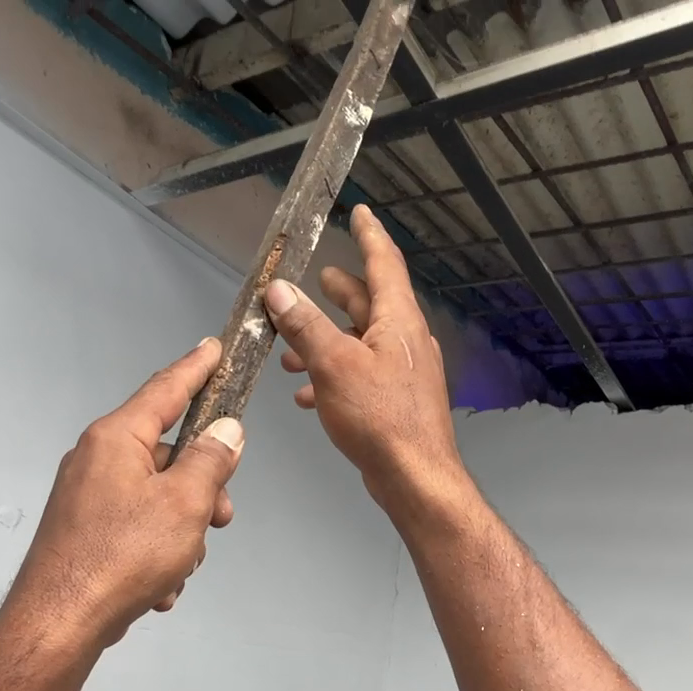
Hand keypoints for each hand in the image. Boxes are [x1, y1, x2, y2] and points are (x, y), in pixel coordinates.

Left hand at [5, 339, 244, 649]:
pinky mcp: (86, 530)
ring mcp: (89, 497)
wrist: (61, 621)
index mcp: (117, 439)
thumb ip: (211, 461)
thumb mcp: (185, 504)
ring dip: (183, 531)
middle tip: (220, 517)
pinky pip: (138, 529)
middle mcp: (97, 460)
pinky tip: (159, 585)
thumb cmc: (118, 558)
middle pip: (169, 455)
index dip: (196, 368)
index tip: (213, 348)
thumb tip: (226, 431)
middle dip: (203, 488)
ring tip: (180, 566)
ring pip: (159, 498)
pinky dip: (158, 553)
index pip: (165, 389)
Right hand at [265, 203, 465, 509]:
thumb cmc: (380, 418)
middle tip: (315, 283)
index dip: (369, 235)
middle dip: (338, 294)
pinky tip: (307, 394)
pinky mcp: (396, 402)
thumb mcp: (333, 364)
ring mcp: (404, 373)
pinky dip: (333, 377)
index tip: (361, 212)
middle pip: (369, 304)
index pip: (385, 263)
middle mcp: (406, 341)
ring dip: (325, 343)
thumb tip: (279, 291)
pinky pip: (361, 376)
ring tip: (291, 351)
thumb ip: (305, 326)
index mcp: (398, 320)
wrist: (414, 476)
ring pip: (360, 344)